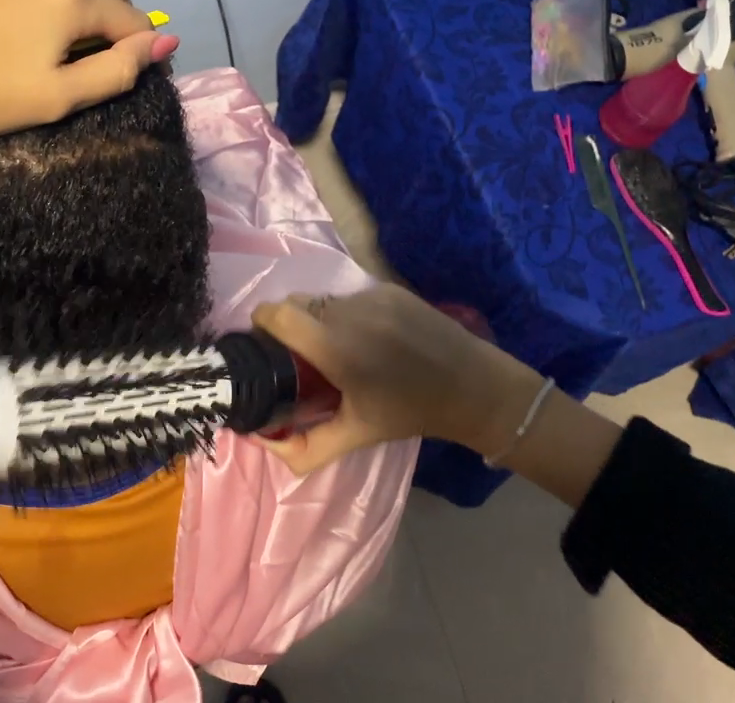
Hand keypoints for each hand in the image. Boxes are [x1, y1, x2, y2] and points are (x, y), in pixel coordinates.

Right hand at [249, 284, 541, 473]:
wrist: (472, 386)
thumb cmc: (409, 413)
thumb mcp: (357, 435)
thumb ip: (306, 446)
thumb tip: (263, 442)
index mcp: (334, 346)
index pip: (277, 313)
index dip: (262, 323)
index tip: (264, 343)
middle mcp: (348, 312)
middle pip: (296, 303)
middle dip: (290, 325)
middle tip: (302, 355)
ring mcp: (370, 296)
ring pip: (324, 300)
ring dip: (321, 320)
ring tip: (342, 348)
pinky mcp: (389, 288)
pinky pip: (352, 296)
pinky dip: (349, 314)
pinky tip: (372, 338)